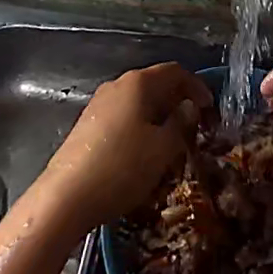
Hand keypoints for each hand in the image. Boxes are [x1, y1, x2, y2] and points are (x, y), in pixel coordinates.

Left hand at [34, 62, 211, 232]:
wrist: (63, 201)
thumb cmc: (121, 168)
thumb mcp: (163, 149)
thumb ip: (181, 123)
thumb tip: (189, 108)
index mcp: (139, 83)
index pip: (176, 72)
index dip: (197, 87)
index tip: (210, 108)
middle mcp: (117, 86)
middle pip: (155, 84)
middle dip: (177, 101)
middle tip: (193, 125)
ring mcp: (98, 105)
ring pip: (138, 102)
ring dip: (158, 115)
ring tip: (171, 141)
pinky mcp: (86, 126)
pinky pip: (122, 116)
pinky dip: (139, 126)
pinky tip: (142, 152)